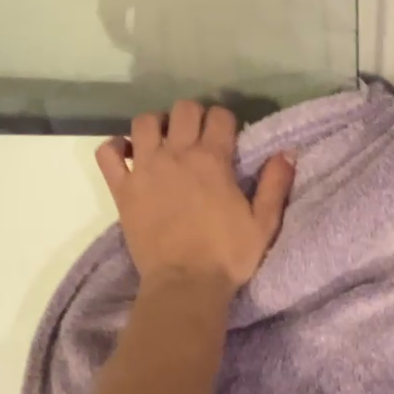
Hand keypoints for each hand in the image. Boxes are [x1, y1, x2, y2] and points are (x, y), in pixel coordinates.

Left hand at [95, 99, 294, 296]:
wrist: (185, 284)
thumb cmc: (228, 256)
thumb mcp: (263, 224)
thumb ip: (275, 185)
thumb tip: (286, 153)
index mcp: (213, 160)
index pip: (220, 116)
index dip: (227, 121)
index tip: (230, 138)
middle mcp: (176, 154)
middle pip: (182, 110)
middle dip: (195, 116)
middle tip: (200, 138)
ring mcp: (144, 169)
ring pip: (144, 122)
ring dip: (157, 125)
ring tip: (165, 142)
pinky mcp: (122, 188)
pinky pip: (107, 152)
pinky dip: (116, 147)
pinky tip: (128, 155)